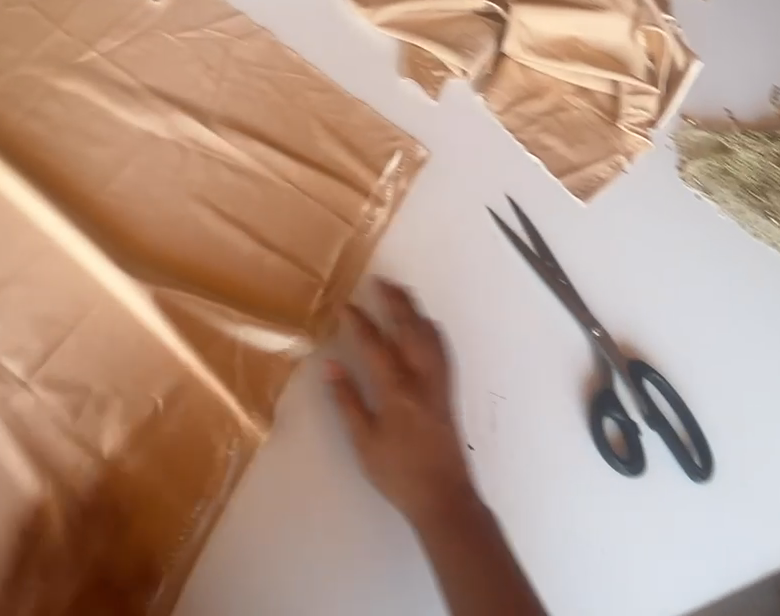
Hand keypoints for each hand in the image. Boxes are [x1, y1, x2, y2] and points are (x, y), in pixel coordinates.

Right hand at [326, 278, 478, 527]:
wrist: (444, 498)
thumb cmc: (398, 472)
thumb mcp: (364, 441)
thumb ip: (347, 400)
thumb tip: (331, 364)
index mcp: (397, 390)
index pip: (376, 344)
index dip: (360, 322)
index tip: (345, 304)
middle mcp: (422, 379)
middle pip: (410, 329)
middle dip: (394, 302)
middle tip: (379, 280)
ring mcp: (439, 383)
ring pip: (430, 335)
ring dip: (414, 310)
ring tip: (400, 292)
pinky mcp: (448, 391)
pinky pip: (442, 349)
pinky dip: (431, 329)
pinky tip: (424, 325)